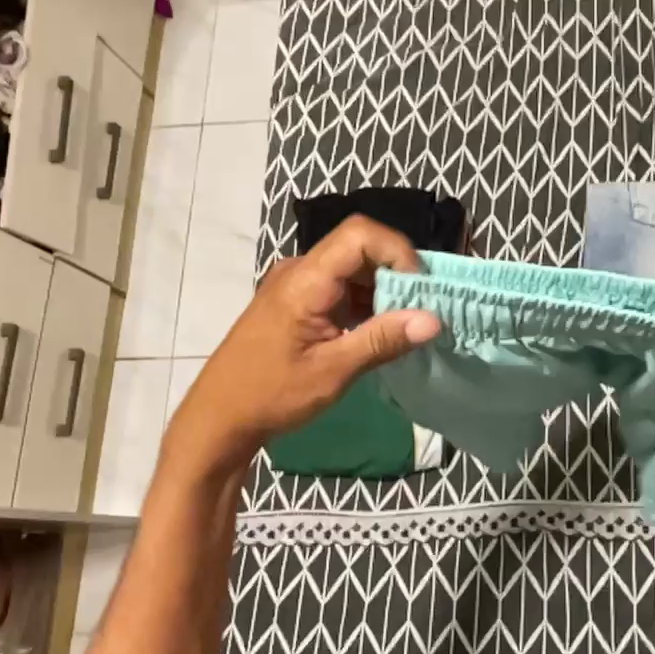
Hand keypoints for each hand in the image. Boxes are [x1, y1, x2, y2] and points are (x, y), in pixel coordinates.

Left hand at [159, 216, 440, 477]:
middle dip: (397, 275)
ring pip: (354, 268)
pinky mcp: (300, 303)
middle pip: (360, 248)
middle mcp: (300, 271)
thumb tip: (434, 320)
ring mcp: (298, 286)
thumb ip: (383, 340)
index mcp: (305, 280)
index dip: (397, 253)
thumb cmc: (271, 395)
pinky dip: (367, 304)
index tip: (420, 292)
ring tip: (405, 327)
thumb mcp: (333, 371)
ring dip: (385, 292)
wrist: (220, 418)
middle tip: (422, 313)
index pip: (360, 235)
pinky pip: (342, 288)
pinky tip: (380, 334)